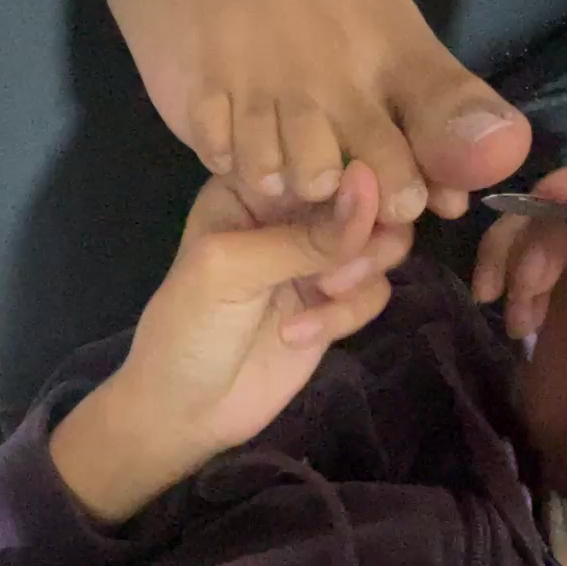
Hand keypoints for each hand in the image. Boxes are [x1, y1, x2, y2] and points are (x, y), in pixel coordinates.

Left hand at [52, 161, 410, 521]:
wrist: (186, 412)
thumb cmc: (189, 328)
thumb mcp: (232, 269)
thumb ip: (305, 234)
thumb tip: (373, 184)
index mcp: (252, 184)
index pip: (318, 153)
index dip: (356, 169)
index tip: (376, 192)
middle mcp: (288, 214)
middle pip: (364, 195)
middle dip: (364, 228)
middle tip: (340, 267)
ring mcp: (313, 261)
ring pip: (380, 242)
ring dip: (359, 269)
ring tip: (322, 294)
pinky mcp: (332, 305)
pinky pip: (373, 290)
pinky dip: (347, 312)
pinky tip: (300, 336)